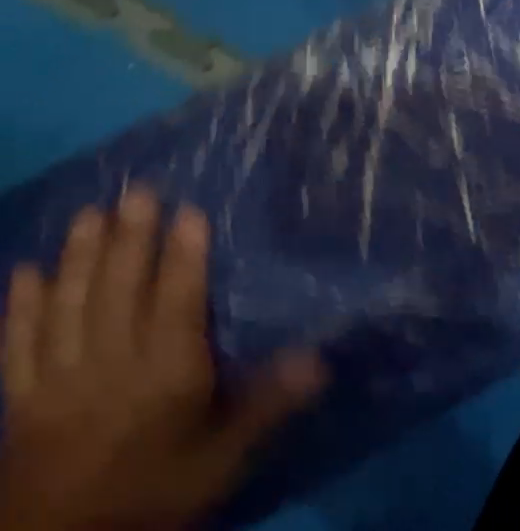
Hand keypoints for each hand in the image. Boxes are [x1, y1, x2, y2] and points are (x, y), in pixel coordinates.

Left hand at [0, 189, 325, 530]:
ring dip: (78, 260)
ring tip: (88, 215)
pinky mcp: (19, 404)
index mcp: (163, 378)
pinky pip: (17, 347)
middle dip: (128, 241)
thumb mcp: (223, 459)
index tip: (188, 213)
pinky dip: (21, 307)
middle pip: (116, 295)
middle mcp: (107, 370)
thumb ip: (267, 405)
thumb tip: (321, 355)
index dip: (182, 258)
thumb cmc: (155, 494)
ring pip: (67, 310)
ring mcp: (56, 385)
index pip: (174, 304)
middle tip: (136, 192)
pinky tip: (27, 273)